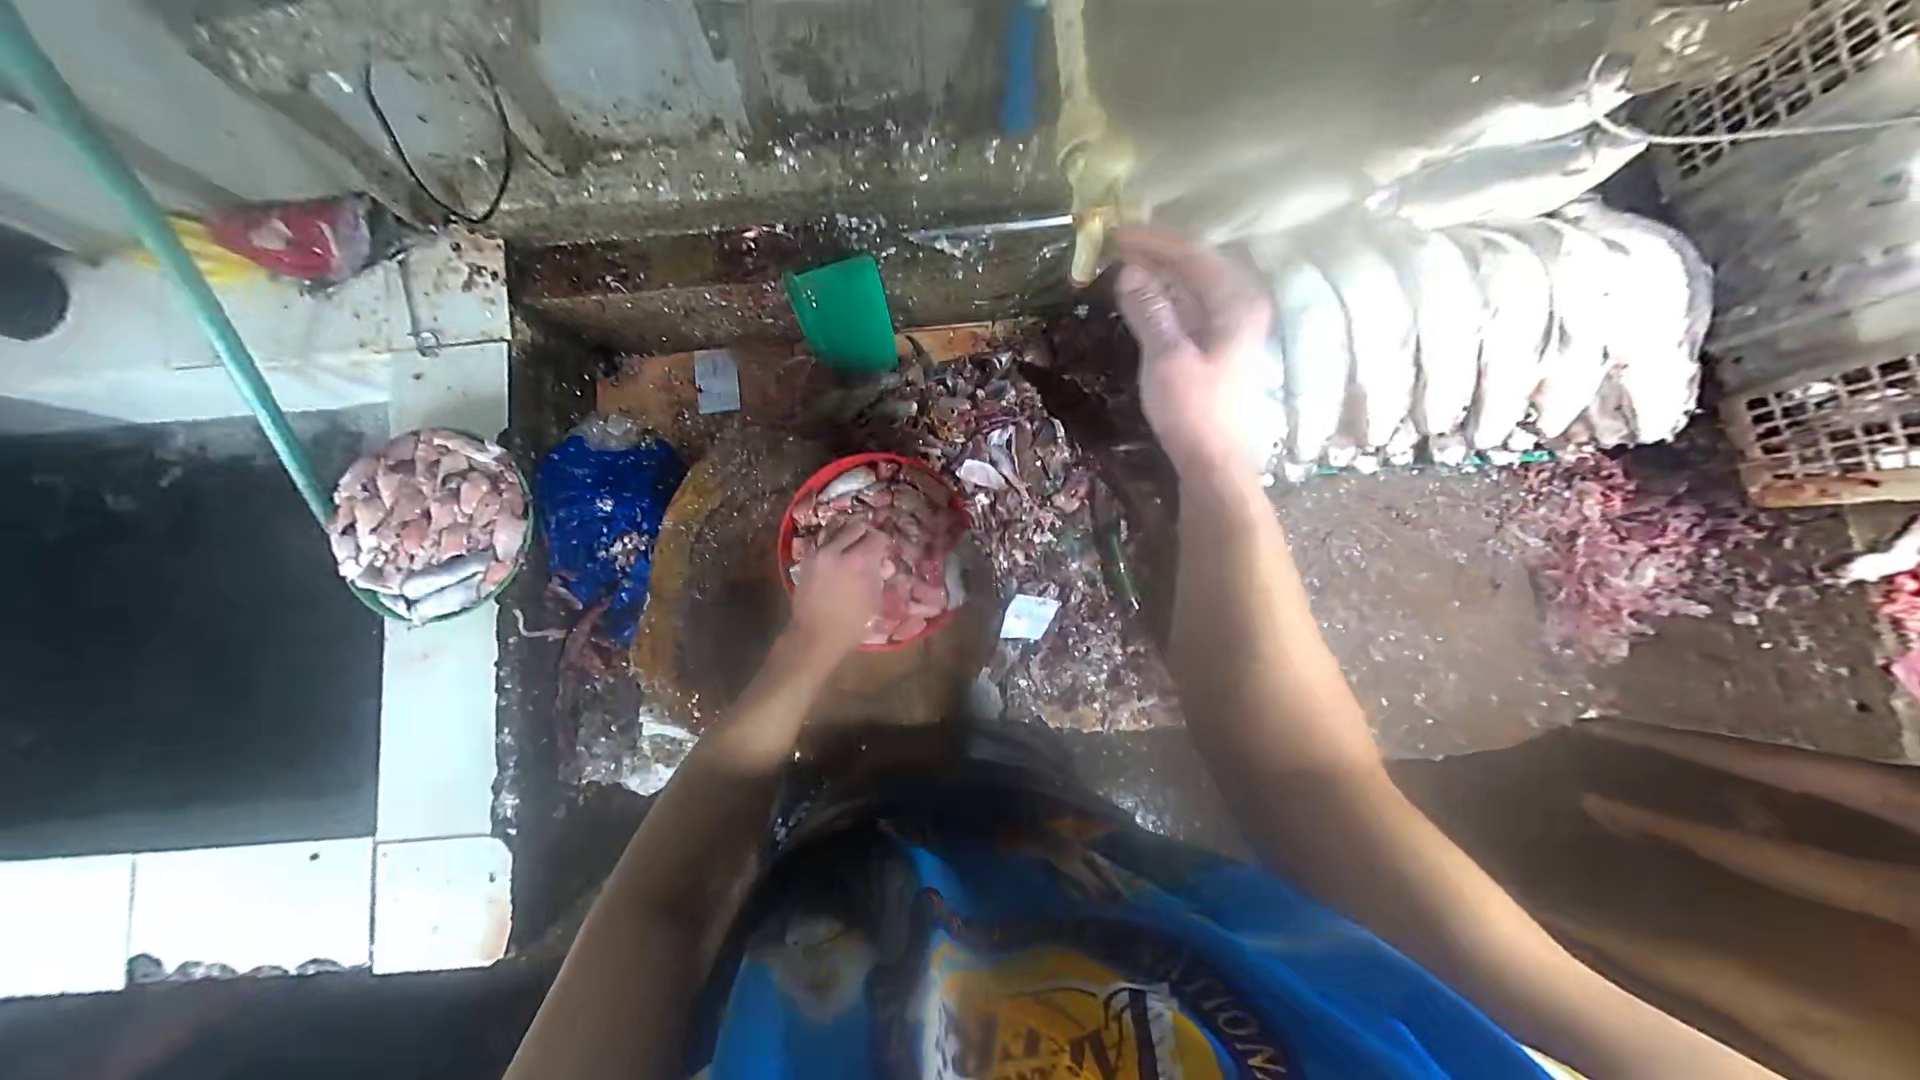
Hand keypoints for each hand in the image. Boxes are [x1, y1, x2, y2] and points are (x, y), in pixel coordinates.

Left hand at [789, 521, 889, 657]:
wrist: (815, 635)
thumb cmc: (852, 624)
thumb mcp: (875, 601)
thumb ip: (879, 577)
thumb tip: (881, 565)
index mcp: (860, 561)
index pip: (878, 537)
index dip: (884, 544)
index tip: (884, 552)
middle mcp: (838, 550)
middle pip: (856, 528)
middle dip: (864, 536)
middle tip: (868, 549)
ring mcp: (819, 553)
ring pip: (836, 532)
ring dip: (846, 538)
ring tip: (850, 551)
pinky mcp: (806, 560)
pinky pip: (821, 544)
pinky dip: (830, 547)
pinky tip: (835, 559)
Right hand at [1113, 229, 1272, 477]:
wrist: (1213, 461)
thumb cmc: (1194, 411)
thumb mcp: (1167, 357)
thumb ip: (1149, 310)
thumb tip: (1129, 270)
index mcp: (1236, 302)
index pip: (1192, 255)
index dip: (1153, 241)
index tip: (1116, 232)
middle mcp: (1239, 306)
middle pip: (1195, 267)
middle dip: (1154, 255)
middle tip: (1113, 246)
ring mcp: (1229, 328)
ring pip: (1191, 289)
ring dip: (1157, 276)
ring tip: (1121, 267)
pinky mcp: (1216, 348)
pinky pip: (1188, 310)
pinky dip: (1163, 300)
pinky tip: (1141, 300)